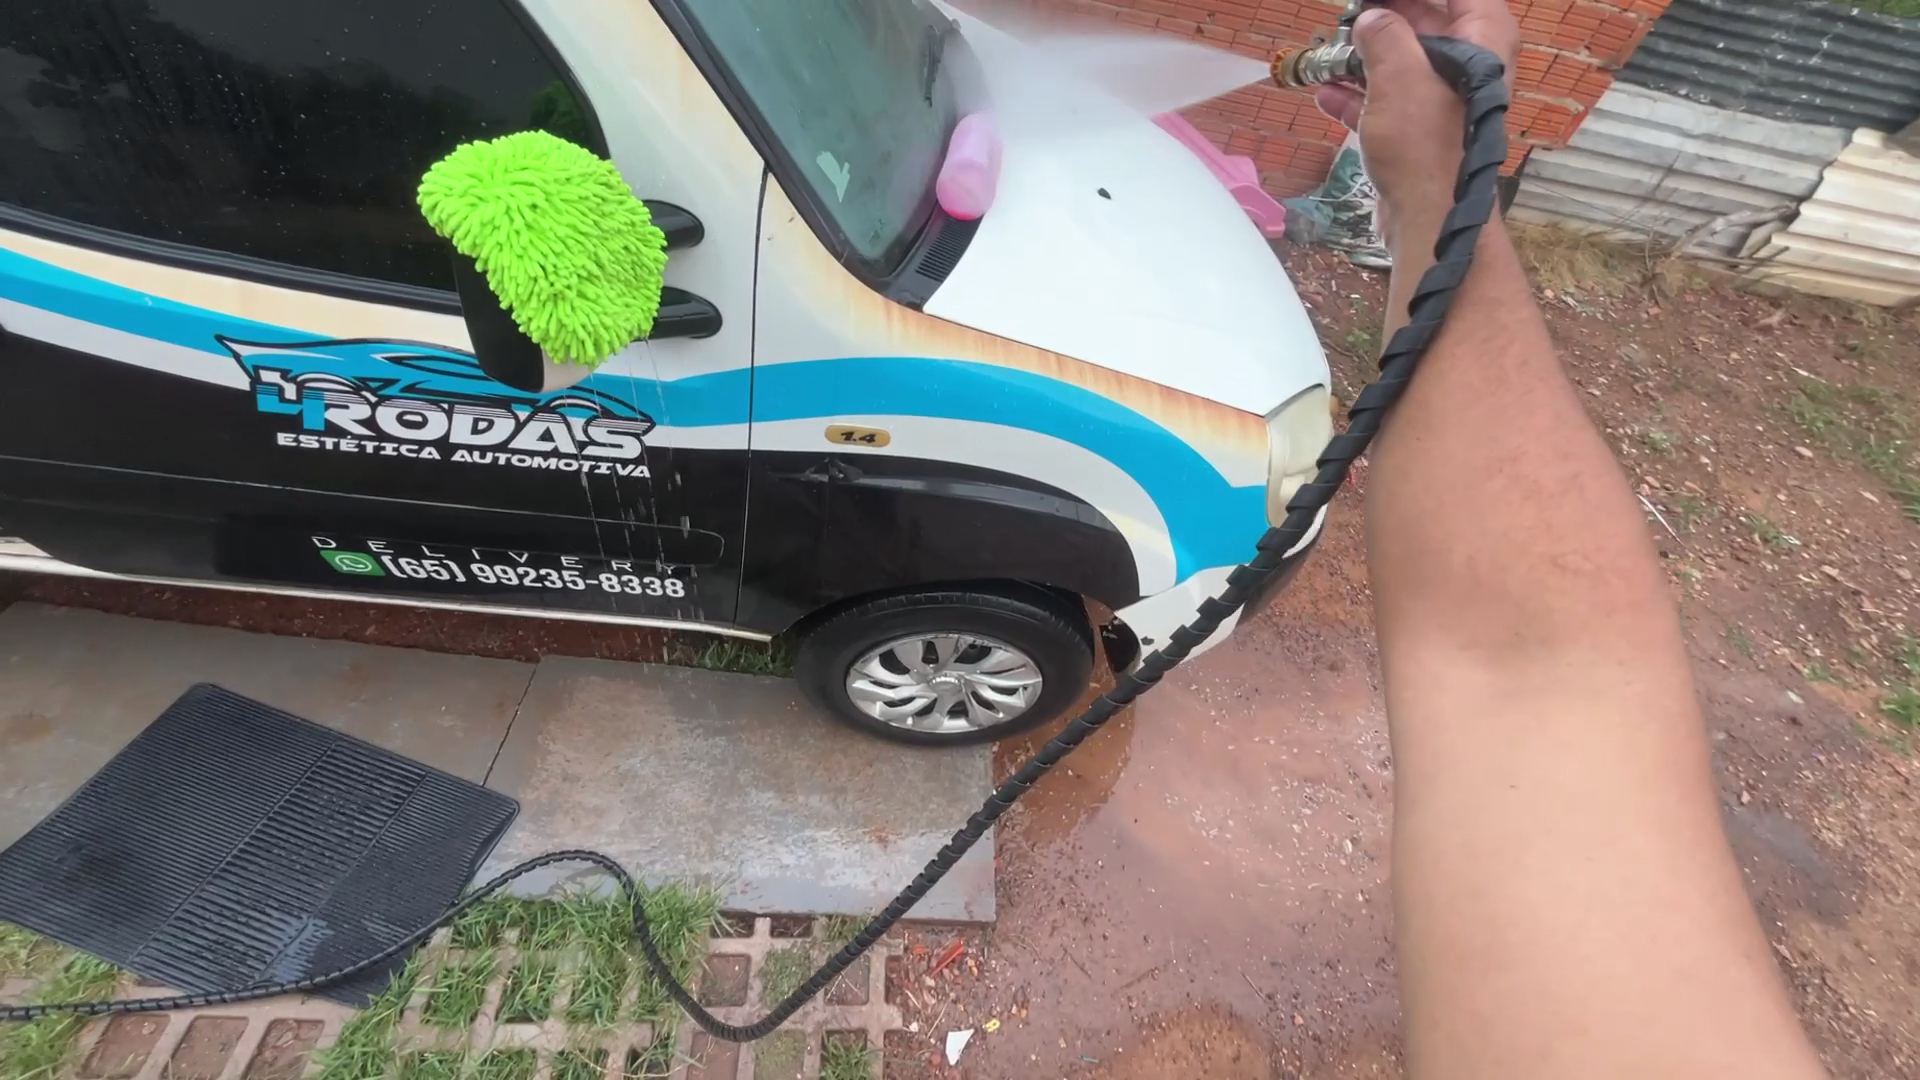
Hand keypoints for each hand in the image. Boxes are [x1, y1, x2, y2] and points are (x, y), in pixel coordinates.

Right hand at [1313, 0, 1518, 253]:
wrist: (1428, 212)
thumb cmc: (1422, 141)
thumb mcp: (1399, 77)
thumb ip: (1385, 38)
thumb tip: (1370, 19)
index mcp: (1482, 38)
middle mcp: (1469, 64)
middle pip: (1426, 25)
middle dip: (1385, 21)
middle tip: (1350, 18)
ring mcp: (1442, 101)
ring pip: (1401, 66)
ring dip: (1363, 61)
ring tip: (1328, 56)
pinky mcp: (1418, 133)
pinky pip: (1387, 103)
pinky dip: (1358, 97)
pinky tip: (1326, 93)